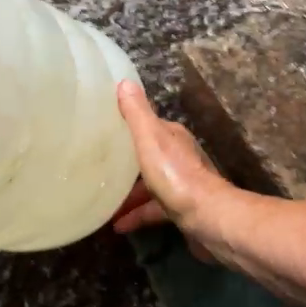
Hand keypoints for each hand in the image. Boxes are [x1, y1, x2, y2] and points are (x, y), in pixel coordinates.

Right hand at [111, 79, 239, 259]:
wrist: (205, 215)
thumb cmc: (174, 173)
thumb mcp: (150, 138)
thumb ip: (137, 113)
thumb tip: (124, 81)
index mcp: (172, 136)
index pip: (148, 126)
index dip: (128, 128)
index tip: (104, 133)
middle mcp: (179, 156)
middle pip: (148, 156)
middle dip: (127, 163)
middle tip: (100, 170)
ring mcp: (181, 183)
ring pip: (150, 184)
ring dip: (129, 193)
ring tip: (103, 203)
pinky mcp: (181, 208)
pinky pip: (154, 209)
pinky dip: (137, 214)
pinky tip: (118, 225)